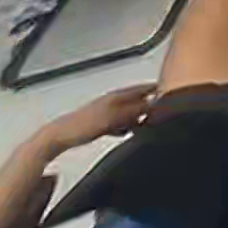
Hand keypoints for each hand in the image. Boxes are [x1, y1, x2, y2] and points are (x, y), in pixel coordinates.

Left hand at [35, 83, 154, 153]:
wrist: (53, 140)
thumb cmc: (84, 125)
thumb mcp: (116, 117)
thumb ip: (139, 110)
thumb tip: (159, 104)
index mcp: (121, 94)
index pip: (149, 87)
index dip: (163, 90)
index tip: (174, 98)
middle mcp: (115, 99)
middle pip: (140, 99)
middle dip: (151, 106)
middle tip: (160, 116)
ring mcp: (106, 110)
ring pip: (130, 111)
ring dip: (137, 118)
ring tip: (144, 126)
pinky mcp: (98, 122)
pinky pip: (119, 121)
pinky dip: (125, 125)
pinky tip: (125, 133)